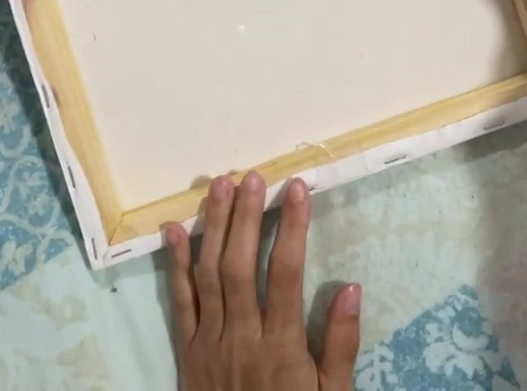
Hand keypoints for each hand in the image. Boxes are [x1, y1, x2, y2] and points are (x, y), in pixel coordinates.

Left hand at [165, 172, 361, 390]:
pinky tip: (175, 228)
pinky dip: (176, 263)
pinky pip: (180, 301)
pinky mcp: (187, 350)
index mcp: (282, 348)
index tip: (297, 188)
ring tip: (221, 184)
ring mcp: (210, 342)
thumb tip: (351, 287)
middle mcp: (242, 338)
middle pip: (240, 266)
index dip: (292, 227)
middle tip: (254, 175)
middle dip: (247, 216)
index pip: (287, 274)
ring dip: (215, 226)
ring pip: (209, 274)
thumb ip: (341, 345)